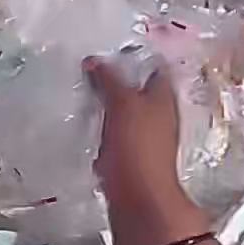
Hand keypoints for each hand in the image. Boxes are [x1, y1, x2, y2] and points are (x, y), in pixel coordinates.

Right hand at [84, 57, 186, 217]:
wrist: (137, 197)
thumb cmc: (136, 145)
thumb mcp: (122, 104)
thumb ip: (109, 79)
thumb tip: (94, 60)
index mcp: (163, 97)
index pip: (153, 66)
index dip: (135, 54)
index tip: (108, 47)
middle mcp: (158, 114)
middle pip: (138, 88)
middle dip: (116, 77)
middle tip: (87, 66)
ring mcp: (144, 136)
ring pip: (124, 110)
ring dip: (106, 101)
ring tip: (81, 90)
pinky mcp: (128, 155)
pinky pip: (113, 131)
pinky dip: (101, 125)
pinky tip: (84, 122)